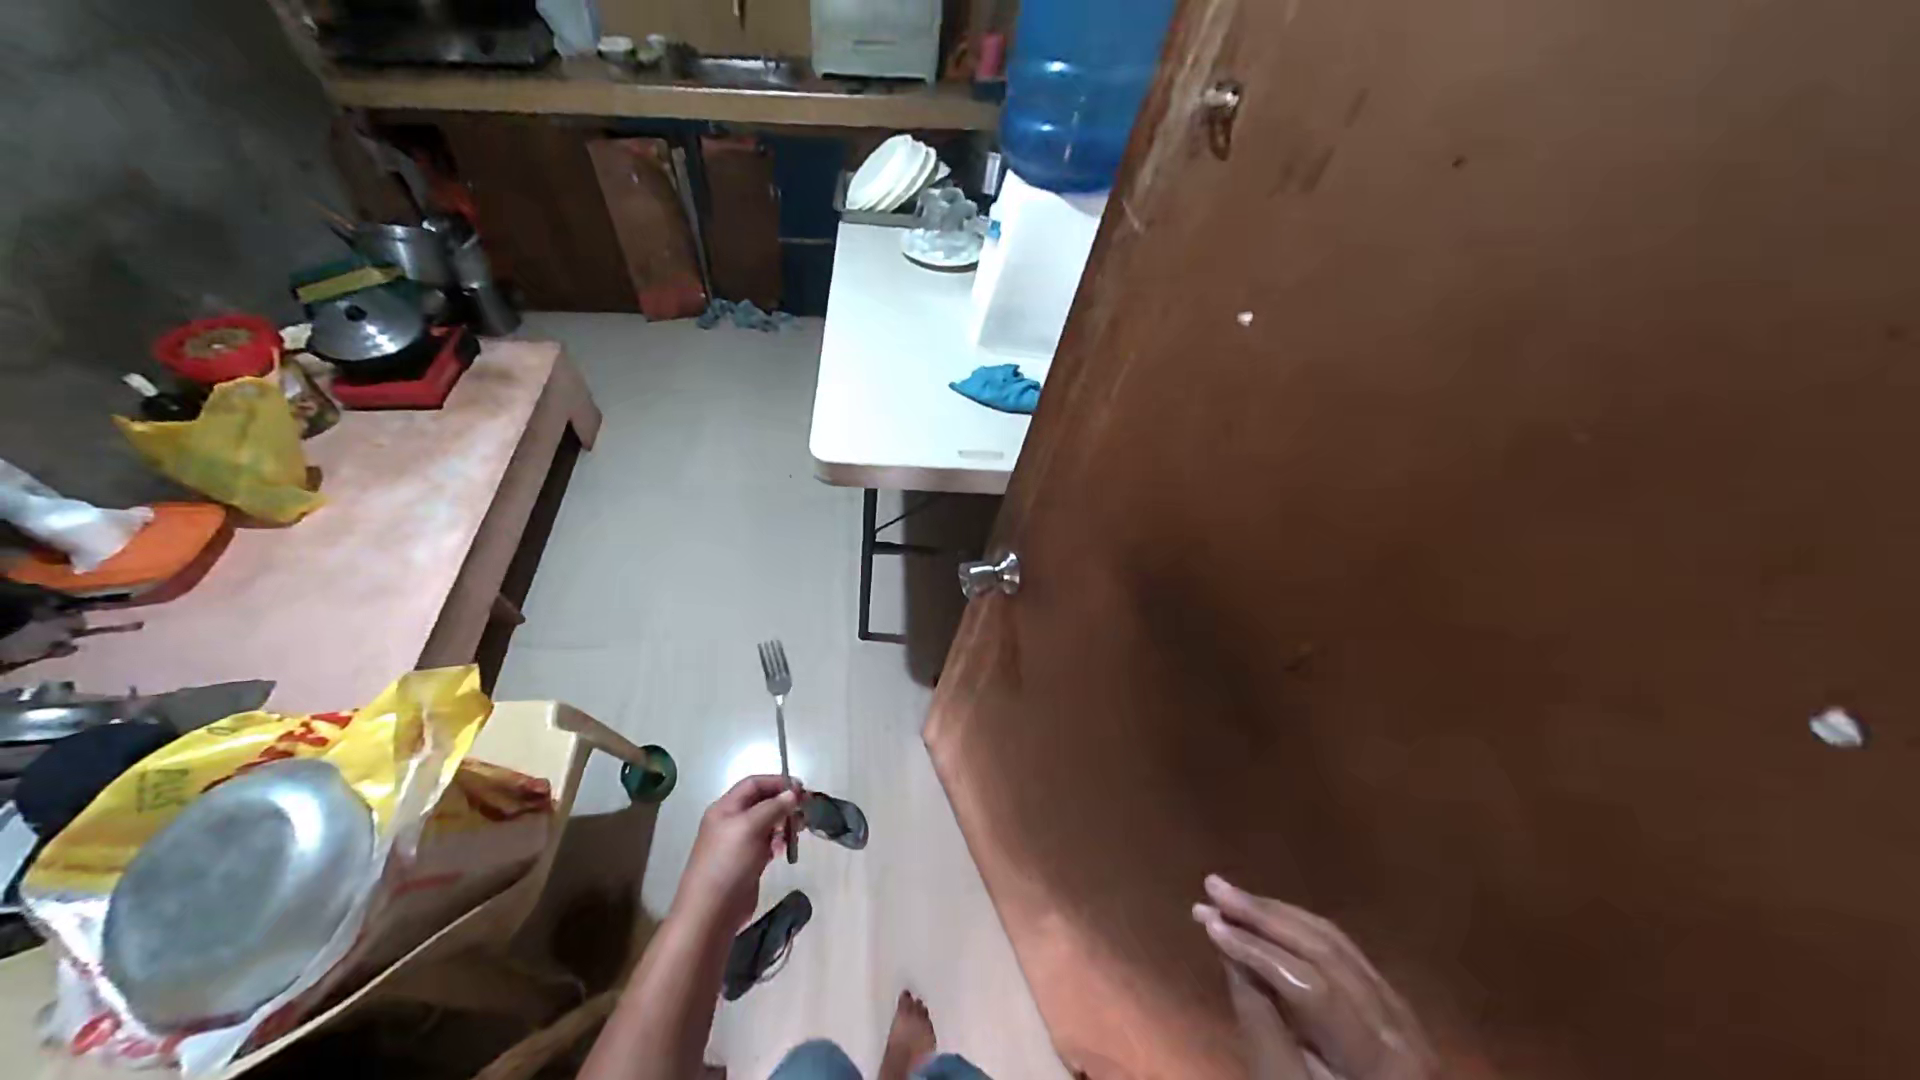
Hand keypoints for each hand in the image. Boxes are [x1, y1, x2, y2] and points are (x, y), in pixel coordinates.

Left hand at [672, 775, 801, 931]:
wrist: (711, 912)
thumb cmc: (728, 862)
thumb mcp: (750, 827)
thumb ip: (774, 807)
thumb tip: (793, 793)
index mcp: (725, 808)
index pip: (754, 784)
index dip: (777, 782)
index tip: (801, 790)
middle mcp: (731, 821)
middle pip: (762, 802)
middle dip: (784, 803)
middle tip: (805, 811)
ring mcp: (739, 843)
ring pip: (767, 823)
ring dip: (784, 823)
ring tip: (799, 831)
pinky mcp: (747, 862)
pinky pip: (767, 843)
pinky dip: (779, 842)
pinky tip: (785, 850)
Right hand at [1194, 876, 1435, 1079]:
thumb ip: (1258, 1016)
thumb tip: (1226, 946)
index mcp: (1378, 1055)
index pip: (1310, 985)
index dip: (1256, 950)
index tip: (1207, 922)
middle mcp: (1400, 1023)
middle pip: (1325, 951)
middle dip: (1263, 915)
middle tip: (1213, 887)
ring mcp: (1400, 1011)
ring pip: (1333, 942)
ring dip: (1276, 914)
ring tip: (1231, 896)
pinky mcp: (1389, 1005)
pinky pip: (1341, 953)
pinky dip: (1298, 931)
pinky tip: (1266, 919)